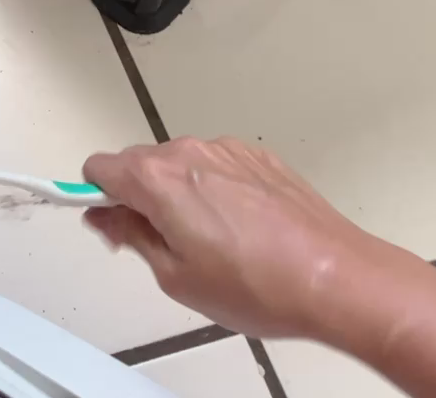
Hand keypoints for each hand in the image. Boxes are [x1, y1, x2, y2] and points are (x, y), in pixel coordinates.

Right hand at [82, 137, 405, 340]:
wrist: (338, 278)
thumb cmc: (257, 286)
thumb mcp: (176, 277)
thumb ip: (131, 237)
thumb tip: (105, 216)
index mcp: (156, 178)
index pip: (98, 168)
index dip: (97, 196)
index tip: (110, 223)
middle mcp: (184, 151)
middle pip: (137, 163)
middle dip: (139, 196)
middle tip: (165, 244)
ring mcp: (223, 149)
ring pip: (177, 164)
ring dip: (178, 191)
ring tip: (213, 239)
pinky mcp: (255, 154)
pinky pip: (215, 164)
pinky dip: (215, 187)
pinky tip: (242, 225)